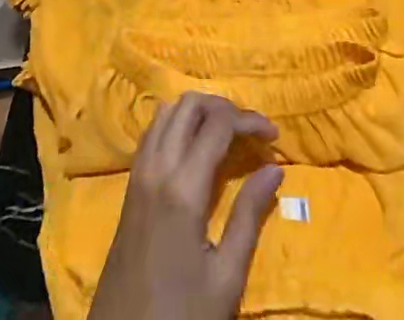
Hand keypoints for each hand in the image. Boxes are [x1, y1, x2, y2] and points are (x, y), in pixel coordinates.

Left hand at [89, 93, 283, 319]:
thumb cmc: (180, 314)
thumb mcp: (226, 275)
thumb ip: (249, 215)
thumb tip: (274, 169)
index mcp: (182, 188)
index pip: (218, 123)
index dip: (249, 120)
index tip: (274, 138)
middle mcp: (156, 169)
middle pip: (188, 105)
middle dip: (224, 108)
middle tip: (251, 132)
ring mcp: (137, 176)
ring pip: (166, 113)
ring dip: (198, 113)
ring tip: (226, 135)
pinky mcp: (128, 187)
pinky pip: (151, 134)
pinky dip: (176, 125)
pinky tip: (195, 149)